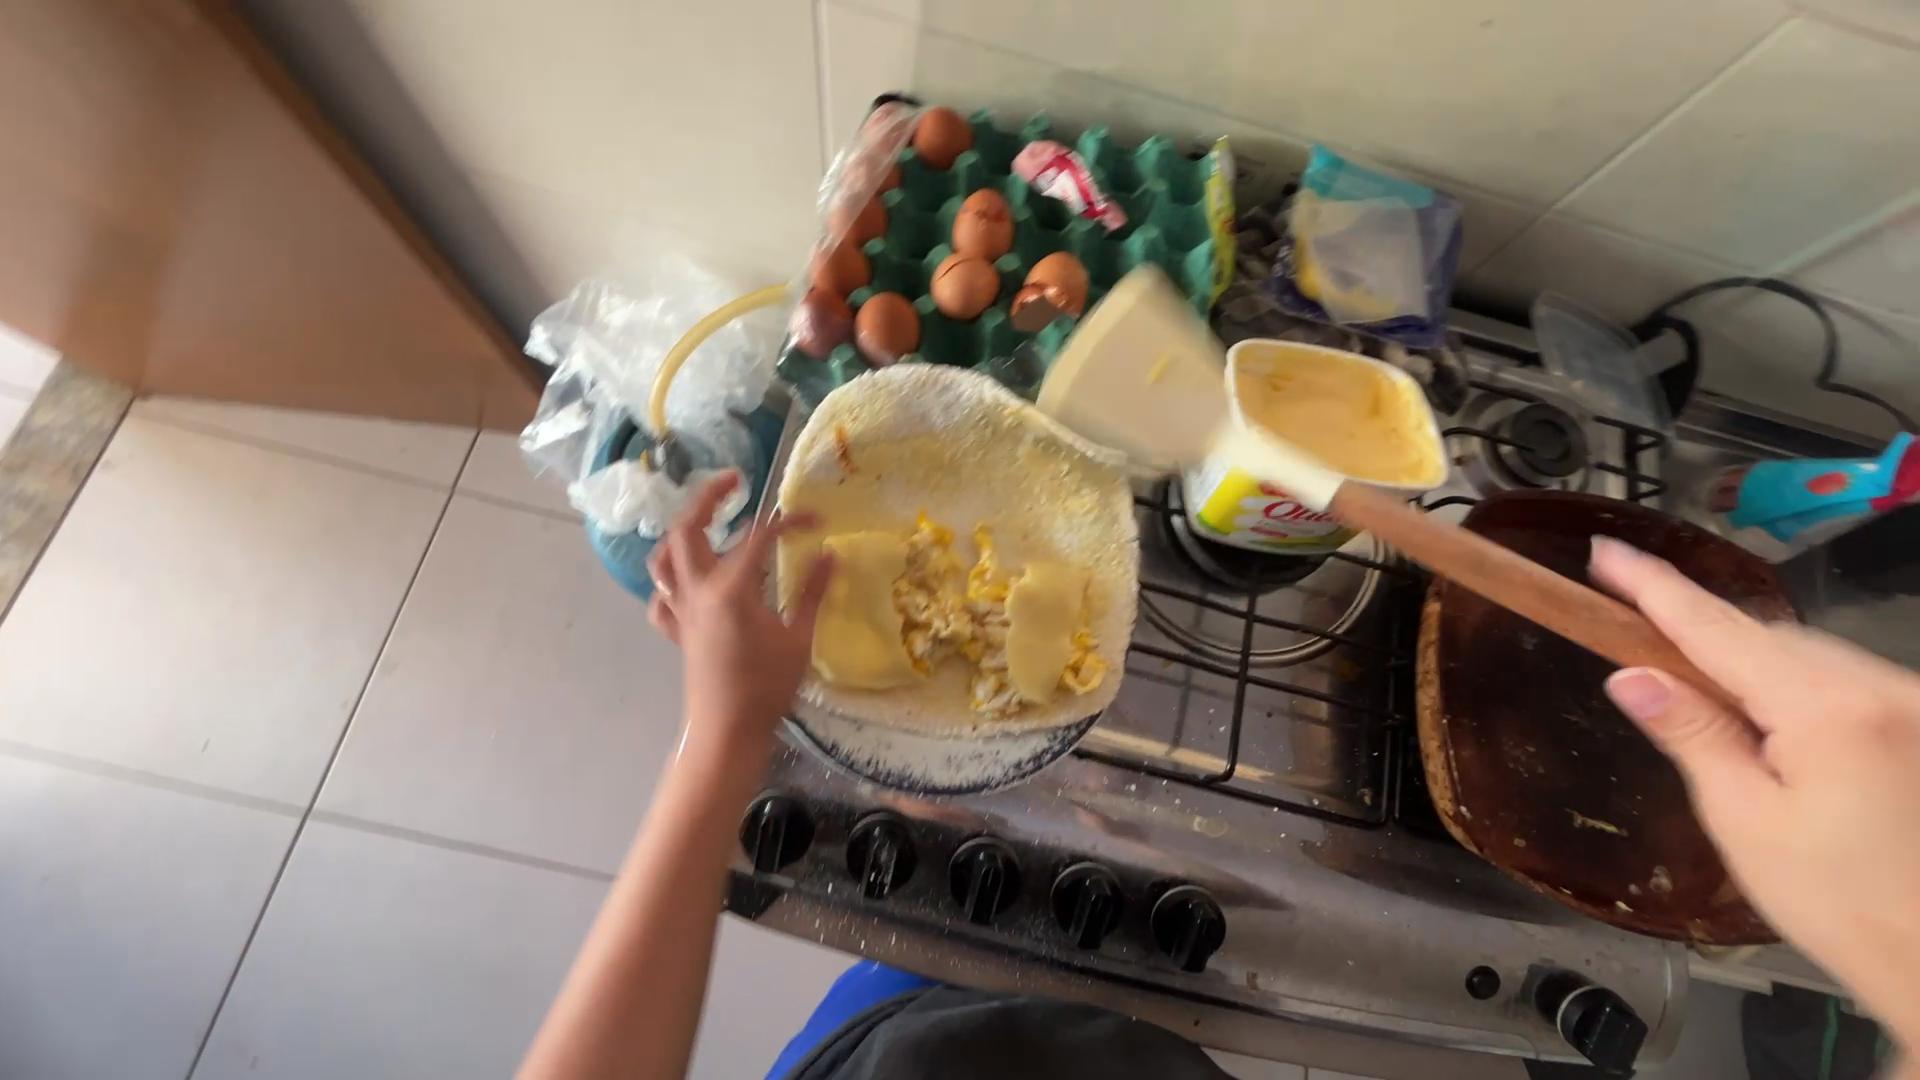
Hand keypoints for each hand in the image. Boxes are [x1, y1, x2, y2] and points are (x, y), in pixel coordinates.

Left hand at [646, 472, 834, 753]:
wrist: (726, 731)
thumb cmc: (767, 687)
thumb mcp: (798, 638)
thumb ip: (811, 592)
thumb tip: (829, 555)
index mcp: (731, 589)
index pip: (759, 536)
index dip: (789, 521)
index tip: (815, 521)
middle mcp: (697, 591)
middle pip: (688, 528)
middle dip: (708, 497)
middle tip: (735, 481)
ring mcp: (681, 610)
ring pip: (664, 557)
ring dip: (682, 533)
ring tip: (707, 522)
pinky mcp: (676, 630)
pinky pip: (661, 596)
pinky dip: (671, 580)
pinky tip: (690, 580)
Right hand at [1592, 536, 1919, 1044]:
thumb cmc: (1841, 901)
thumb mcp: (1743, 817)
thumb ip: (1691, 733)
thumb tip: (1631, 675)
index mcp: (1829, 710)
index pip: (1715, 628)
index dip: (1653, 586)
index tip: (1607, 551)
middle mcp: (1889, 693)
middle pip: (1769, 635)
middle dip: (1700, 628)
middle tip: (1634, 631)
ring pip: (1809, 656)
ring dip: (1748, 658)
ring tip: (1700, 689)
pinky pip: (1845, 682)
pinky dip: (1792, 683)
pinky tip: (1773, 720)